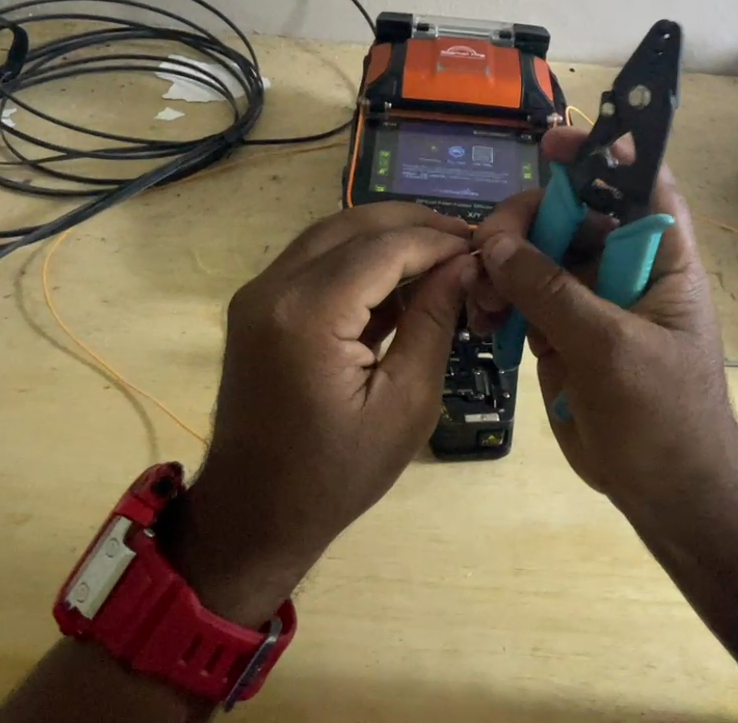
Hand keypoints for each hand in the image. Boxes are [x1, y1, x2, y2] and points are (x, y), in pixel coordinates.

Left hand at [167, 202, 475, 624]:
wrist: (253, 513)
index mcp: (308, 314)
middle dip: (415, 225)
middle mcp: (273, 287)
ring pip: (332, 234)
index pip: (385, 248)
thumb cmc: (337, 474)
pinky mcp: (257, 304)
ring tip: (441, 253)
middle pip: (354, 226)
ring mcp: (258, 293)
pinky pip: (314, 259)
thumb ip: (435, 321)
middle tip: (467, 240)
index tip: (484, 248)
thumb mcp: (406, 403)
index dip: (438, 241)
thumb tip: (467, 264)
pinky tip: (398, 277)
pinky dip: (358, 256)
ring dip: (386, 236)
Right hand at [470, 128, 737, 510]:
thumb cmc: (661, 418)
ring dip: (502, 265)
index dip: (603, 153)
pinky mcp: (563, 329)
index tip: (551, 144)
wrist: (665, 493)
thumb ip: (551, 292)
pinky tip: (481, 319)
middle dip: (526, 222)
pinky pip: (523, 296)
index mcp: (661, 259)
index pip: (640, 183)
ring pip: (538, 254)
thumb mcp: (610, 348)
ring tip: (479, 296)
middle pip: (573, 213)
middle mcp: (625, 268)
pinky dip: (498, 300)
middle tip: (486, 245)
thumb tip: (494, 244)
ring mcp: (591, 299)